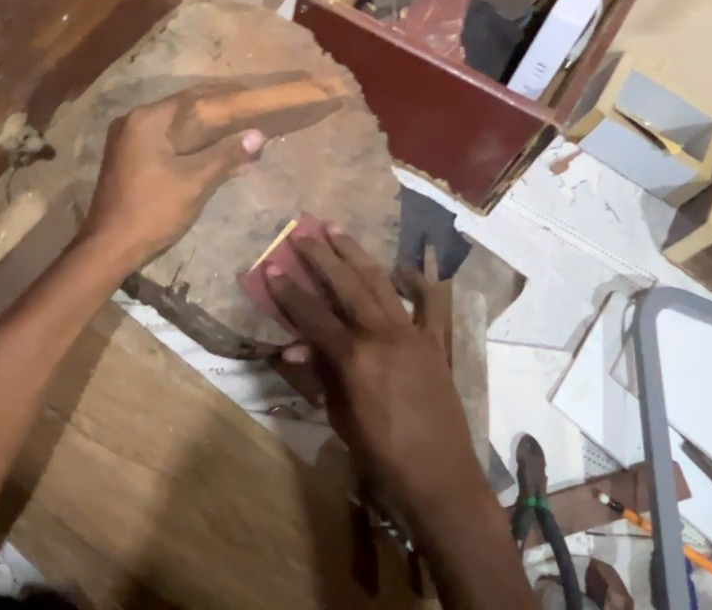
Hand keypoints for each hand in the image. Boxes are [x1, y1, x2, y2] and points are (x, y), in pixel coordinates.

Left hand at [78, 88, 264, 271]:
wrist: (109, 247)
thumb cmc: (152, 210)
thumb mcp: (194, 182)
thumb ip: (225, 155)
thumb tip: (258, 134)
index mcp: (146, 120)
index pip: (193, 96)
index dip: (225, 94)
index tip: (251, 95)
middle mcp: (133, 121)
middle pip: (182, 109)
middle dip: (216, 112)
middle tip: (248, 113)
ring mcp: (127, 140)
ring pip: (173, 127)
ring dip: (203, 130)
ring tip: (236, 131)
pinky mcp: (128, 158)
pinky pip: (164, 141)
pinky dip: (187, 144)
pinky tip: (211, 151)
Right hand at [264, 225, 489, 526]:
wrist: (440, 480)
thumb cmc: (381, 456)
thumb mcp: (341, 417)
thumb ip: (321, 375)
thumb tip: (294, 348)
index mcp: (355, 357)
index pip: (313, 315)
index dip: (289, 291)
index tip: (271, 266)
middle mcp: (384, 335)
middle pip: (346, 286)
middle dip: (320, 257)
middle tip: (301, 234)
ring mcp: (414, 335)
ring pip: (380, 283)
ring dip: (356, 255)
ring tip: (336, 230)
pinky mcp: (436, 344)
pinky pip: (430, 305)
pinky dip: (418, 282)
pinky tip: (402, 267)